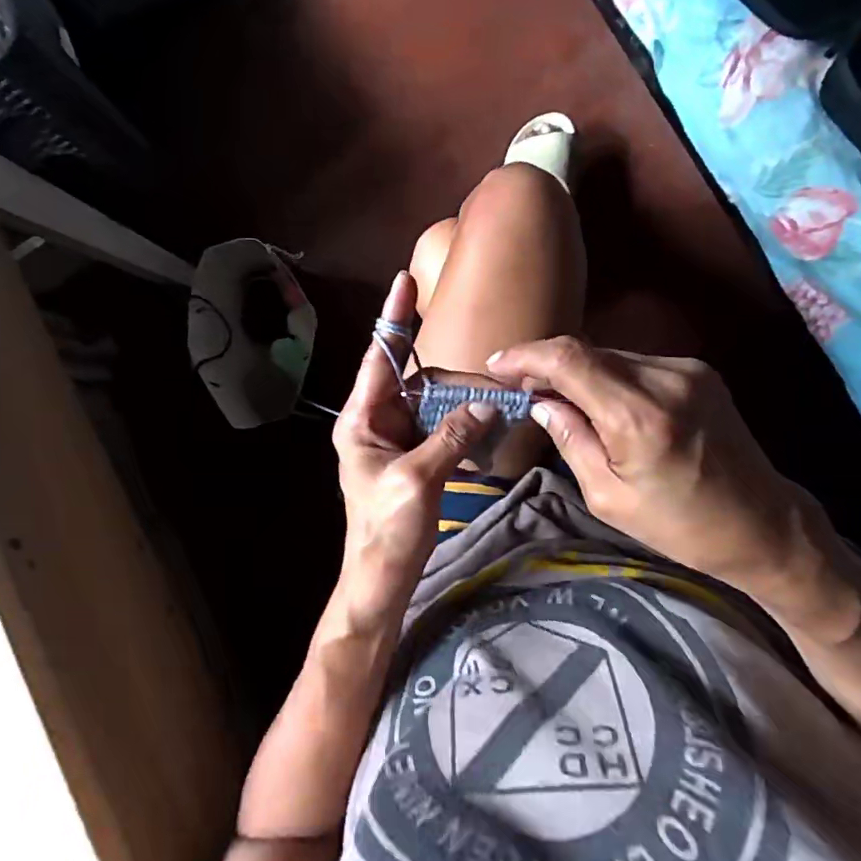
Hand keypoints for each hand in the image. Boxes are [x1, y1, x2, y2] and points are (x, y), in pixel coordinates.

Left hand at [331, 272, 501, 629]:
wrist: (382, 579)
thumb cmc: (385, 530)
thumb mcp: (418, 479)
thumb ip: (452, 438)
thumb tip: (488, 405)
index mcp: (362, 421)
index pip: (379, 359)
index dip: (393, 319)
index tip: (404, 281)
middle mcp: (376, 423)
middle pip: (416, 381)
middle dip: (453, 379)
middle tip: (493, 389)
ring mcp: (396, 442)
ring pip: (434, 405)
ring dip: (463, 406)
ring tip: (498, 408)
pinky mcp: (415, 460)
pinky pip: (442, 430)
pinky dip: (464, 429)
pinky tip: (488, 435)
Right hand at [487, 337, 824, 593]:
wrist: (764, 525)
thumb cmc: (680, 525)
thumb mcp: (607, 496)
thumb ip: (570, 439)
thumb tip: (540, 402)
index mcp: (639, 416)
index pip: (568, 359)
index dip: (525, 356)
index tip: (495, 366)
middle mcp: (665, 380)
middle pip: (586, 350)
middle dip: (545, 364)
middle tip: (519, 387)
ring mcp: (687, 371)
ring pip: (608, 354)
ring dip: (576, 371)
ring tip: (555, 397)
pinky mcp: (698, 372)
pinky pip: (633, 363)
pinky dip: (605, 376)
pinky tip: (597, 401)